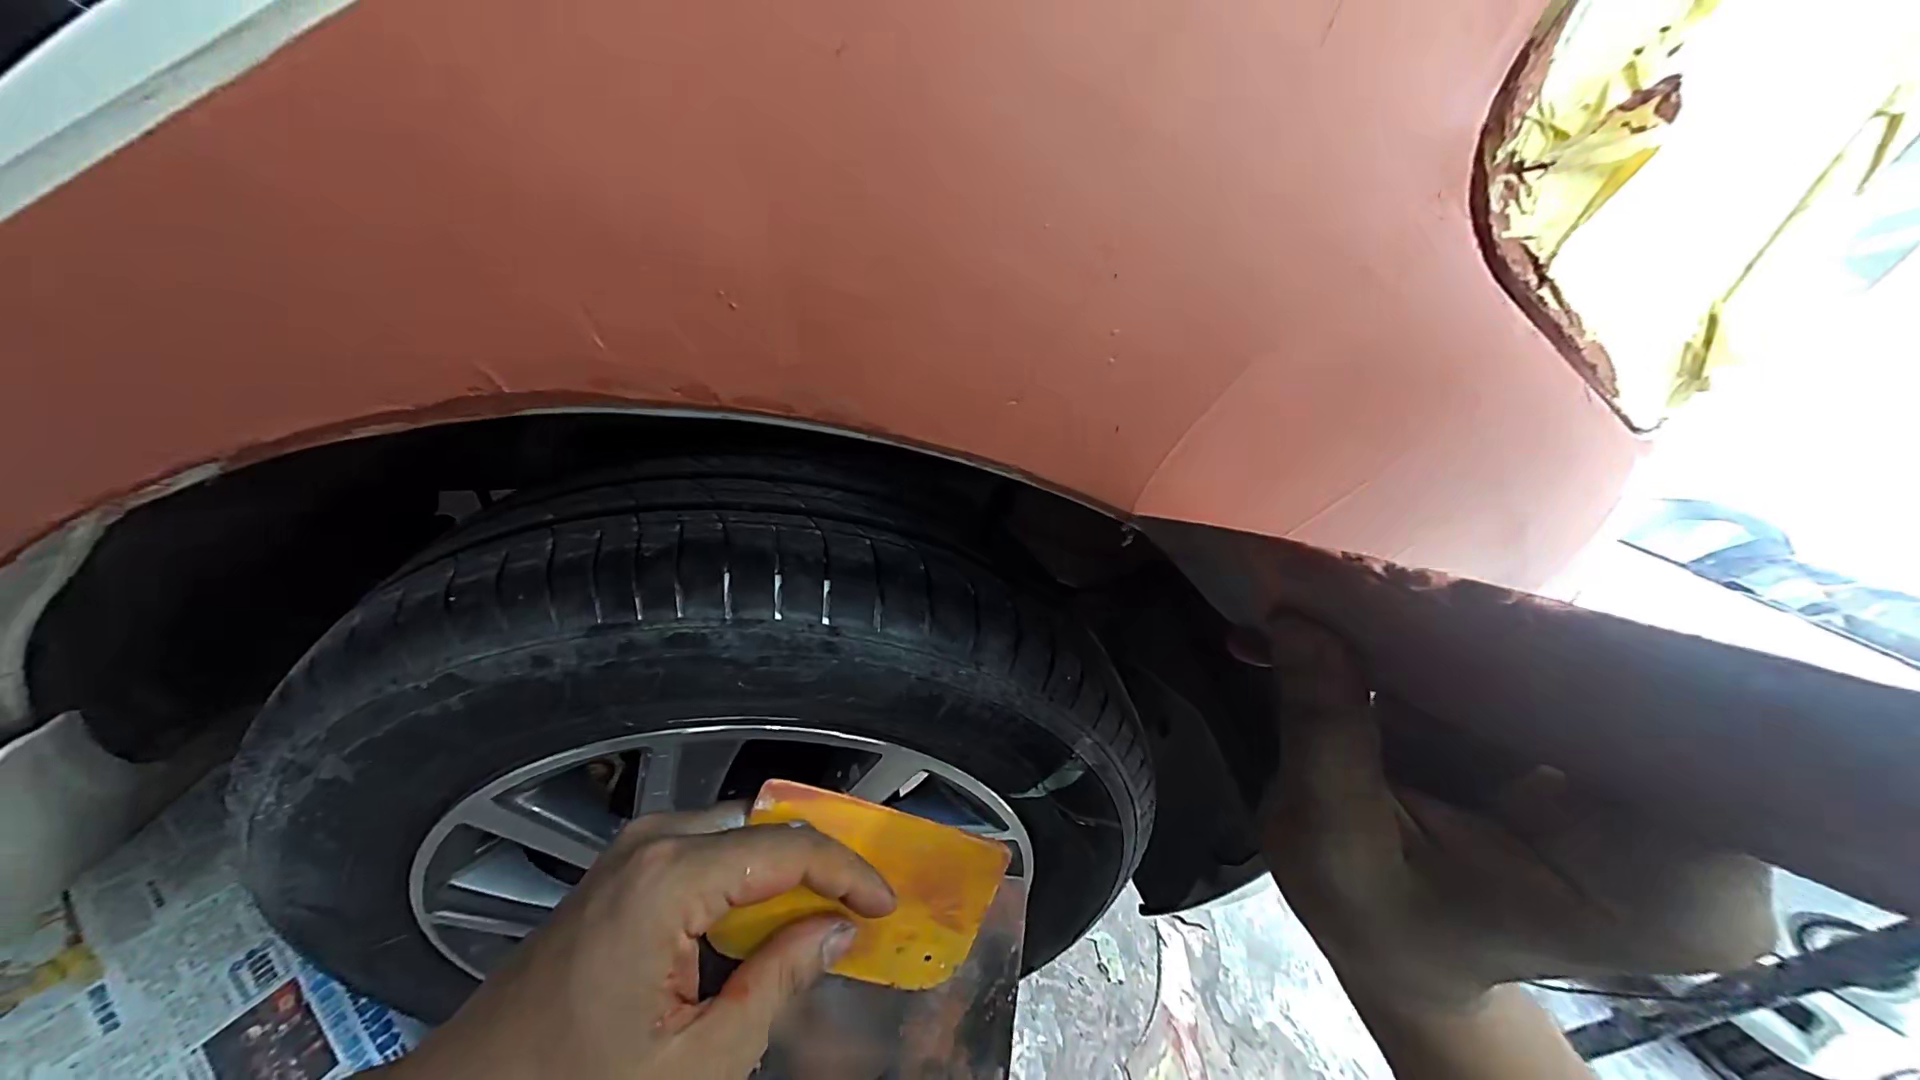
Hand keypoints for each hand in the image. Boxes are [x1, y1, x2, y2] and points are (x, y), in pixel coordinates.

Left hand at [381, 803, 896, 1079]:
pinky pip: (709, 847)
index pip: (789, 850)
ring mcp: (636, 845)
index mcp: (672, 877)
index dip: (849, 873)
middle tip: (861, 905)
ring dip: (787, 868)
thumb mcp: (697, 1063)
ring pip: (741, 832)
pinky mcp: (627, 862)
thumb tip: (837, 931)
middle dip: (821, 863)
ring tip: (825, 910)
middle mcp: (657, 839)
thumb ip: (777, 983)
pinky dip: (748, 874)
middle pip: (767, 828)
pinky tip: (764, 915)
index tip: (886, 903)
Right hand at [1251, 614, 1774, 1010]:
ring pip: (1538, 658)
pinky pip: (1499, 665)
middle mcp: (1678, 818)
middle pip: (1594, 678)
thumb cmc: (1373, 922)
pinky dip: (1419, 647)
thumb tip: (1299, 620)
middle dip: (1469, 626)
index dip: (1545, 648)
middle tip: (1354, 591)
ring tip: (1333, 606)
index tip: (1423, 603)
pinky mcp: (1557, 733)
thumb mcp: (1330, 844)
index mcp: (1664, 885)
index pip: (1653, 726)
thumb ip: (1325, 735)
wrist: (1390, 940)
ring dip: (1432, 629)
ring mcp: (1618, 767)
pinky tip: (1340, 637)